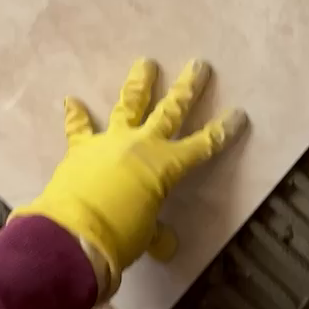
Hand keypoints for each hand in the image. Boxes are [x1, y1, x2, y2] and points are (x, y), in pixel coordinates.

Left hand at [10, 59, 246, 298]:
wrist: (72, 238)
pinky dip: (76, 115)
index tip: (238, 113)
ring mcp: (111, 141)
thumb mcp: (144, 237)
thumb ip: (155, 233)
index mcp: (166, 166)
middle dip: (188, 87)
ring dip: (139, 82)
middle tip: (199, 65)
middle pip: (171, 110)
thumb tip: (166, 247)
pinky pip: (79, 128)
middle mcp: (143, 144)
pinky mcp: (81, 148)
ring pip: (129, 104)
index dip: (223, 130)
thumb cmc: (119, 238)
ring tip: (145, 62)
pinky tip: (71, 99)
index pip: (203, 145)